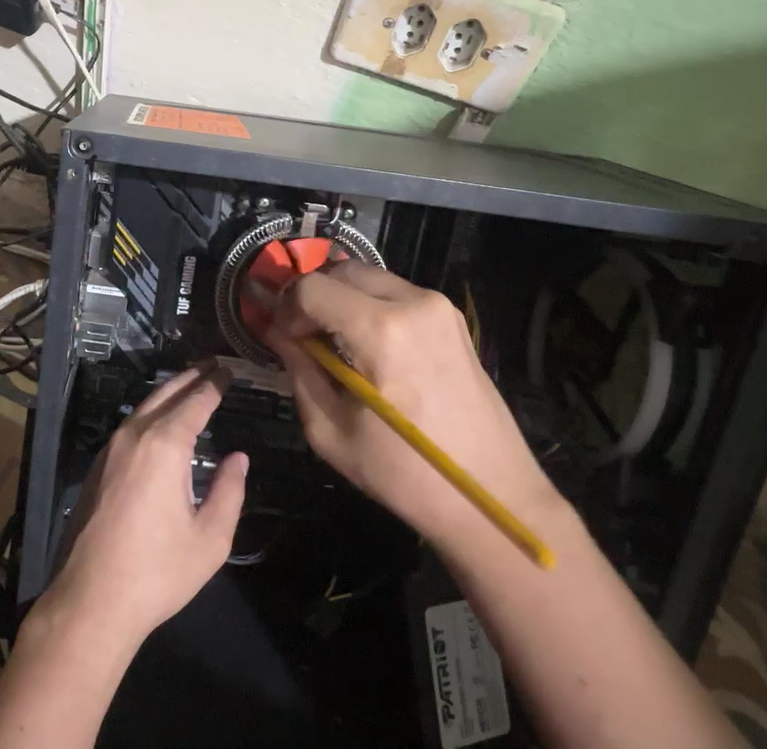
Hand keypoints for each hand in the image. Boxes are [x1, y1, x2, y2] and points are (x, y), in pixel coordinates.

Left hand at [37, 368, 246, 647]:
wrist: (91, 600)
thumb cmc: (158, 571)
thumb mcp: (210, 538)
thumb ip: (229, 491)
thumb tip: (237, 458)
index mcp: (164, 446)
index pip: (196, 402)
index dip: (215, 384)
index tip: (230, 369)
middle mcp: (133, 437)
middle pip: (165, 394)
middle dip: (191, 377)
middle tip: (213, 364)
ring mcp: (109, 451)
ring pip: (143, 408)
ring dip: (168, 393)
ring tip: (190, 386)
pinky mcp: (96, 469)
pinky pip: (129, 427)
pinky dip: (150, 414)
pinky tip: (160, 424)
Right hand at [265, 261, 558, 540]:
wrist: (491, 495)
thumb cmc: (404, 473)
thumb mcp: (331, 431)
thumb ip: (298, 370)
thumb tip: (275, 332)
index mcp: (381, 330)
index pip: (312, 287)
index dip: (287, 308)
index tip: (284, 338)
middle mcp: (413, 303)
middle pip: (341, 271)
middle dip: (312, 297)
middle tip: (303, 336)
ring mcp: (439, 307)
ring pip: (370, 278)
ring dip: (342, 299)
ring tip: (335, 344)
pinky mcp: (453, 318)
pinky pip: (396, 293)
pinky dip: (370, 306)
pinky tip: (369, 349)